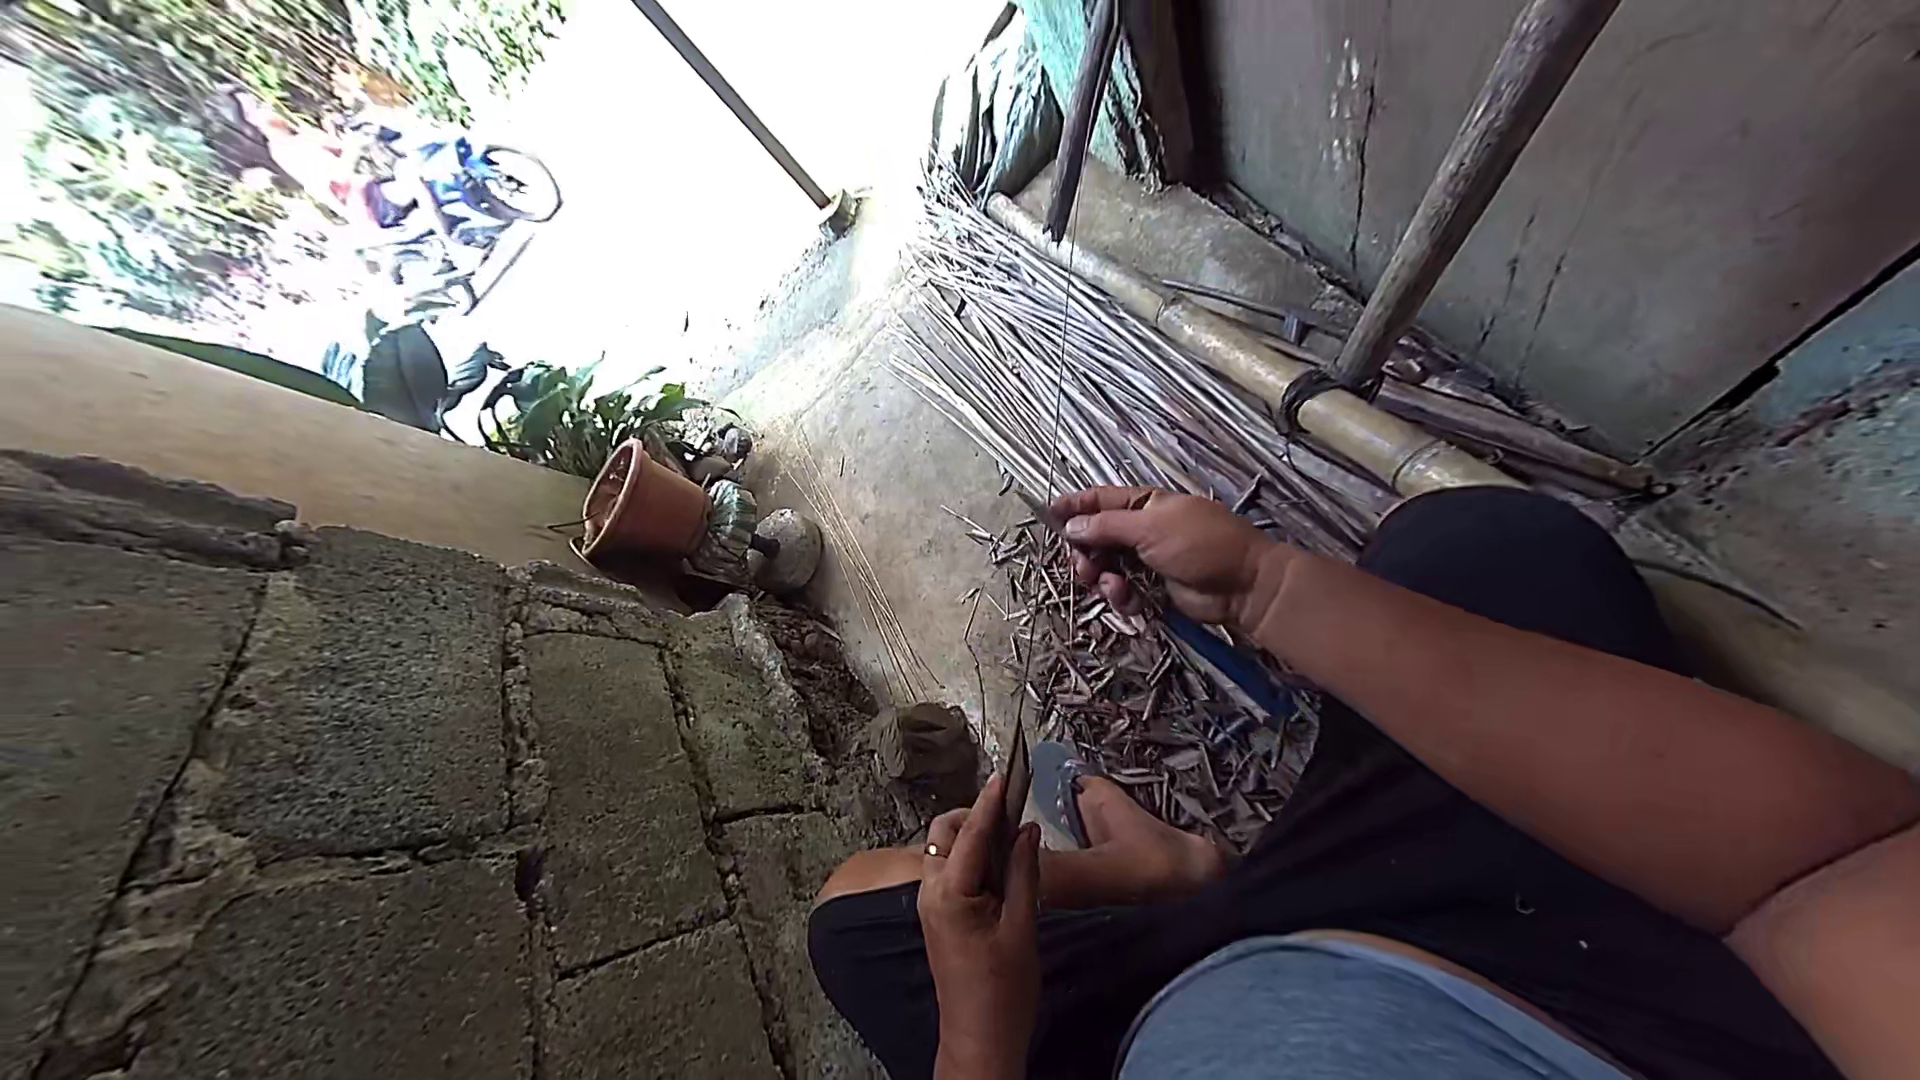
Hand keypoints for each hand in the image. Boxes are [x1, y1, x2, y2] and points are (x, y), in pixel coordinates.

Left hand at [919, 775, 1041, 1079]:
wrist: (979, 1042)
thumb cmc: (1004, 991)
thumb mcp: (1021, 927)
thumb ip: (1023, 871)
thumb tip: (1027, 828)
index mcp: (949, 894)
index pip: (970, 833)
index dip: (988, 802)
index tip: (1002, 775)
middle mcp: (930, 891)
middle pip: (944, 831)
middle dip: (972, 815)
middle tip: (1007, 812)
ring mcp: (929, 902)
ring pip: (942, 846)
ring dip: (969, 833)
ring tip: (1005, 834)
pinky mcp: (936, 912)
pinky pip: (946, 866)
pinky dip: (968, 853)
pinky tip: (995, 861)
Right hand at [1051, 486, 1290, 627]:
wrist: (1243, 586)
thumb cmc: (1201, 544)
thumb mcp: (1150, 527)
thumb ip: (1106, 525)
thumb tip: (1070, 524)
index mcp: (1144, 505)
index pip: (1100, 500)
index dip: (1074, 506)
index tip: (1048, 515)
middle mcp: (1141, 530)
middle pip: (1095, 538)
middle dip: (1084, 553)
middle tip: (1080, 567)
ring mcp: (1145, 560)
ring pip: (1105, 567)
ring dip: (1100, 578)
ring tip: (1109, 586)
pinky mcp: (1150, 589)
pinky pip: (1122, 591)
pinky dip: (1121, 597)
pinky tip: (1129, 599)